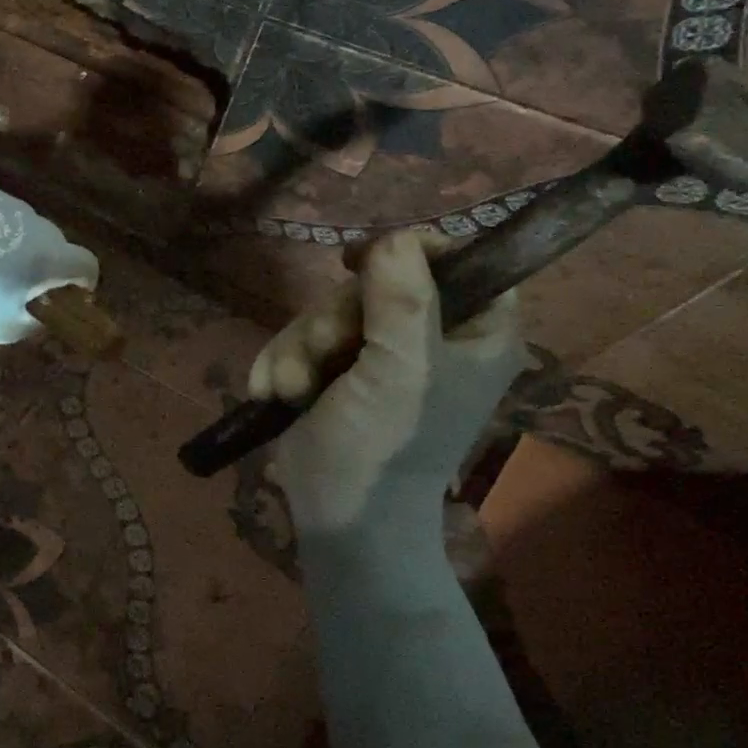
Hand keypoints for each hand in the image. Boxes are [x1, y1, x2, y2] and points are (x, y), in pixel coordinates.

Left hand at [0, 182, 98, 343]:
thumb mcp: (7, 328)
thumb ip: (40, 319)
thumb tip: (49, 310)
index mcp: (46, 258)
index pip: (85, 263)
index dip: (80, 280)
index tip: (66, 291)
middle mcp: (31, 222)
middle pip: (54, 239)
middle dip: (45, 258)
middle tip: (19, 277)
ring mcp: (1, 201)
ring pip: (24, 220)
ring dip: (17, 237)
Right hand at [248, 230, 522, 535]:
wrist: (341, 511)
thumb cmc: (388, 444)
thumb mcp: (402, 369)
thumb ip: (403, 301)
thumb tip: (395, 237)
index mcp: (473, 334)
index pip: (463, 263)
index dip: (413, 252)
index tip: (360, 262)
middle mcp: (426, 340)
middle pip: (372, 287)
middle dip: (331, 320)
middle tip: (324, 354)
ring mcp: (373, 359)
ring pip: (323, 315)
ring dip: (296, 350)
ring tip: (291, 389)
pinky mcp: (327, 375)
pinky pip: (295, 343)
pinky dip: (279, 366)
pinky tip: (273, 394)